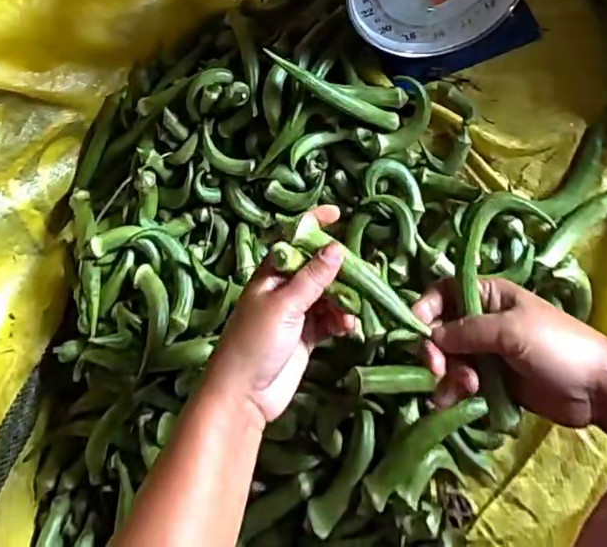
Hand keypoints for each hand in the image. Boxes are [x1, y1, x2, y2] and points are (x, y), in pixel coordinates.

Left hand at [202, 205, 357, 423]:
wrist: (243, 394)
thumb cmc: (256, 340)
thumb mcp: (285, 305)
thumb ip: (312, 278)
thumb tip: (337, 248)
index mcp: (271, 272)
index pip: (294, 239)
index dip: (314, 223)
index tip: (338, 213)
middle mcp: (284, 287)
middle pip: (317, 268)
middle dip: (339, 271)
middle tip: (362, 277)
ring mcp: (296, 312)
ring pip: (327, 295)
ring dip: (343, 300)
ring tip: (351, 313)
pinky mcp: (306, 336)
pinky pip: (329, 320)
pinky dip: (341, 321)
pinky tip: (349, 328)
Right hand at [413, 276, 606, 427]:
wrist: (601, 391)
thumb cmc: (556, 345)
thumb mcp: (509, 331)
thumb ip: (467, 331)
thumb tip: (430, 336)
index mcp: (487, 294)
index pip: (443, 292)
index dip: (426, 307)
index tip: (417, 329)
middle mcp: (482, 319)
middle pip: (442, 328)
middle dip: (436, 349)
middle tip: (436, 369)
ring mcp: (487, 351)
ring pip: (450, 359)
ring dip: (447, 374)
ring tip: (463, 390)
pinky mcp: (494, 381)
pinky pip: (463, 382)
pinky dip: (454, 392)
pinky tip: (451, 404)